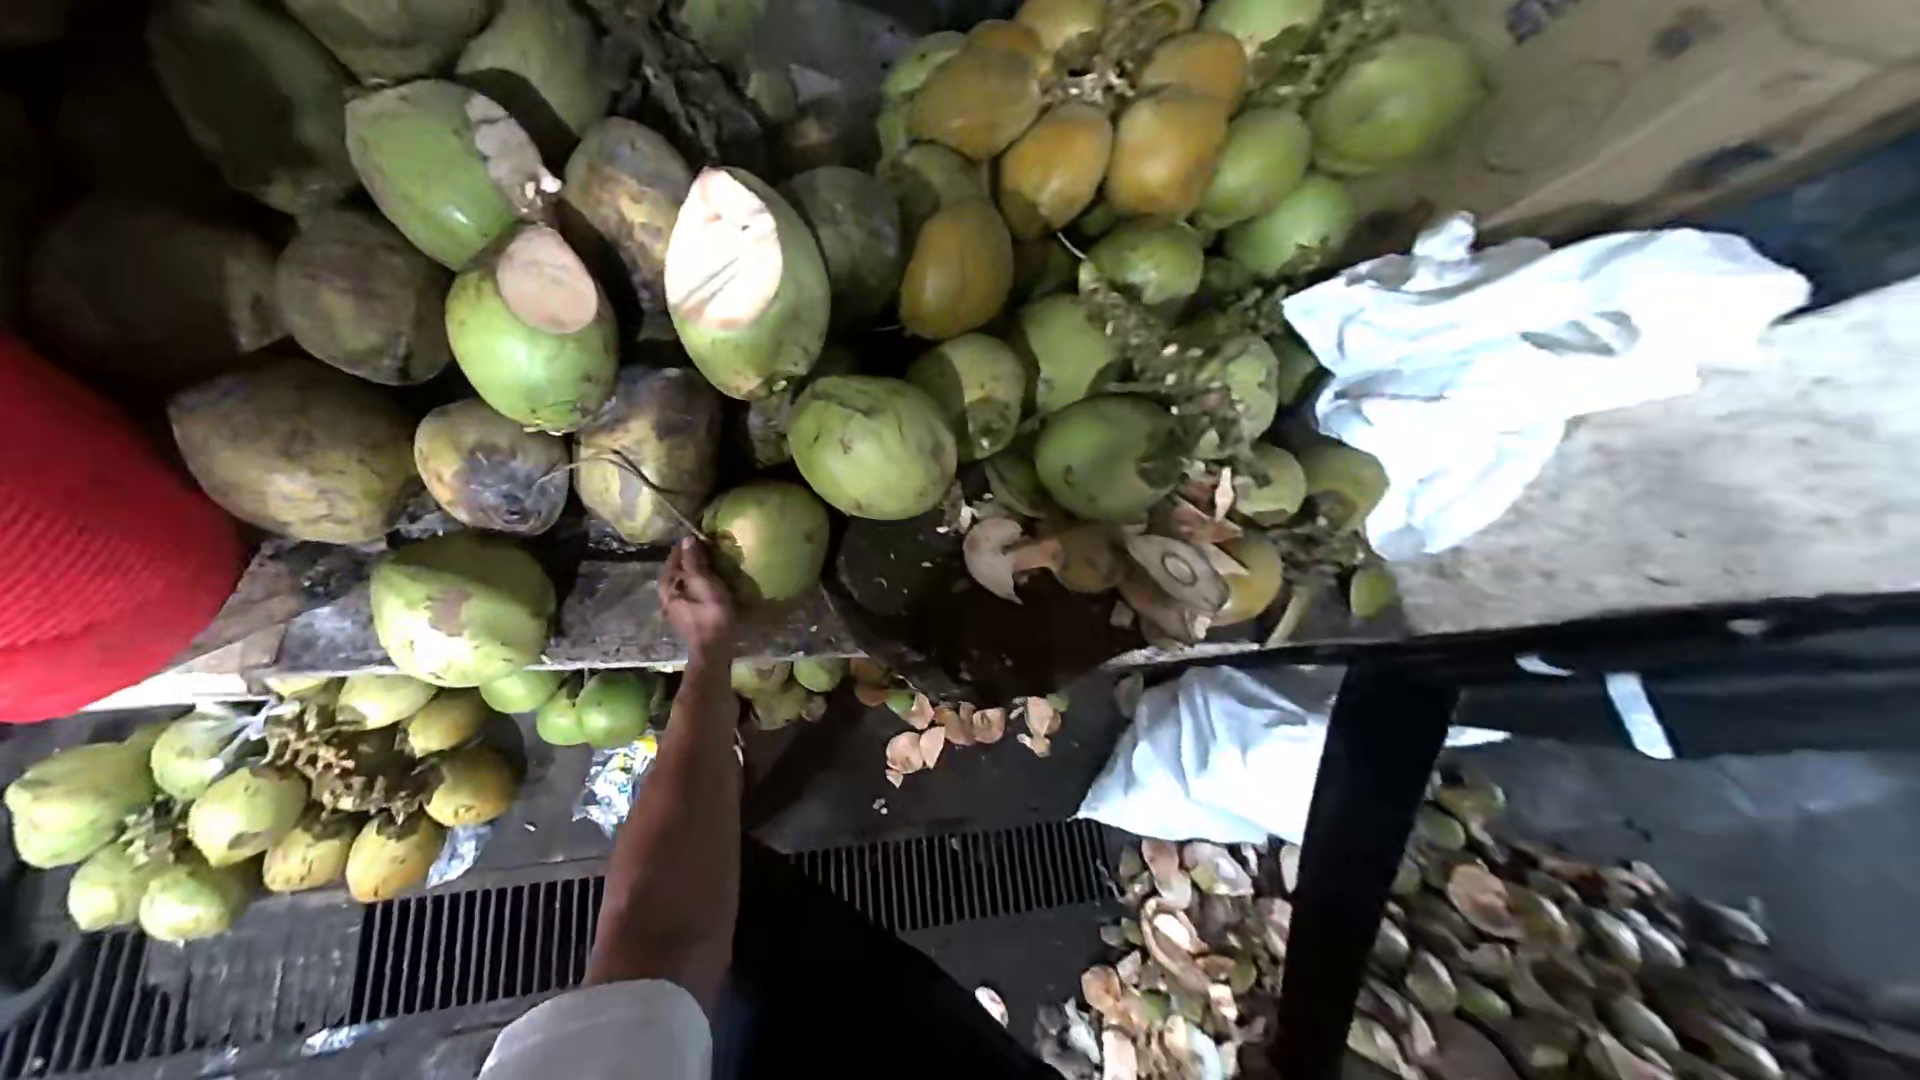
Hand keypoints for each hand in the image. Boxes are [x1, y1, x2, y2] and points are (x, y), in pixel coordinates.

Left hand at [659, 537, 734, 656]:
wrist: (713, 648)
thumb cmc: (711, 614)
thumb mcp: (705, 584)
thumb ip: (695, 562)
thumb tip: (686, 539)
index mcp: (668, 584)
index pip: (675, 556)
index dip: (688, 545)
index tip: (703, 537)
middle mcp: (665, 593)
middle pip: (676, 568)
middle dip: (690, 557)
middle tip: (708, 549)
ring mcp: (673, 606)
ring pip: (681, 580)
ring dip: (693, 570)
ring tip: (710, 564)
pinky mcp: (683, 614)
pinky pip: (687, 590)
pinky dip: (695, 583)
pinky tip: (707, 584)